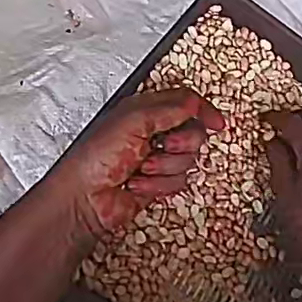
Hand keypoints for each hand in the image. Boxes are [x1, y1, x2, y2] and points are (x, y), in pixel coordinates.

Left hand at [44, 89, 226, 244]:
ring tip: (142, 168)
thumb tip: (194, 103)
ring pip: (189, 159)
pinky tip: (138, 184)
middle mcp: (154, 132)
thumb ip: (167, 109)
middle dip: (183, 142)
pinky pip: (179, 181)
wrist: (84, 198)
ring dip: (166, 166)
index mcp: (146, 110)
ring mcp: (158, 158)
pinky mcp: (159, 182)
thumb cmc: (96, 158)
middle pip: (194, 132)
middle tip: (165, 146)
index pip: (185, 102)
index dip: (203, 110)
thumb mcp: (133, 121)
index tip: (217, 123)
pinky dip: (159, 185)